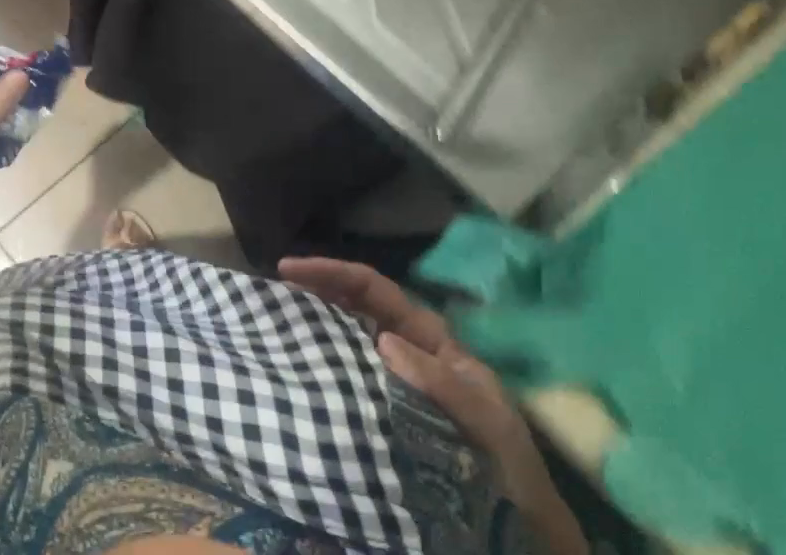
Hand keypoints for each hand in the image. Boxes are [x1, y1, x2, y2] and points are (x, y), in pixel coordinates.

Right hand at [277, 258, 550, 500]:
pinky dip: (312, 365)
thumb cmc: (504, 459)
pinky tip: (289, 367)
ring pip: (341, 336)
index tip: (288, 268)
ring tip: (269, 322)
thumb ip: (441, 380)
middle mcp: (402, 349)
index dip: (332, 272)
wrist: (515, 518)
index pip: (375, 290)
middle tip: (270, 291)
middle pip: (350, 304)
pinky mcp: (373, 407)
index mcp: (427, 338)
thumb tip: (383, 341)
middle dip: (311, 290)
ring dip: (307, 324)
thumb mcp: (484, 416)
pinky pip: (339, 376)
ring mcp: (385, 377)